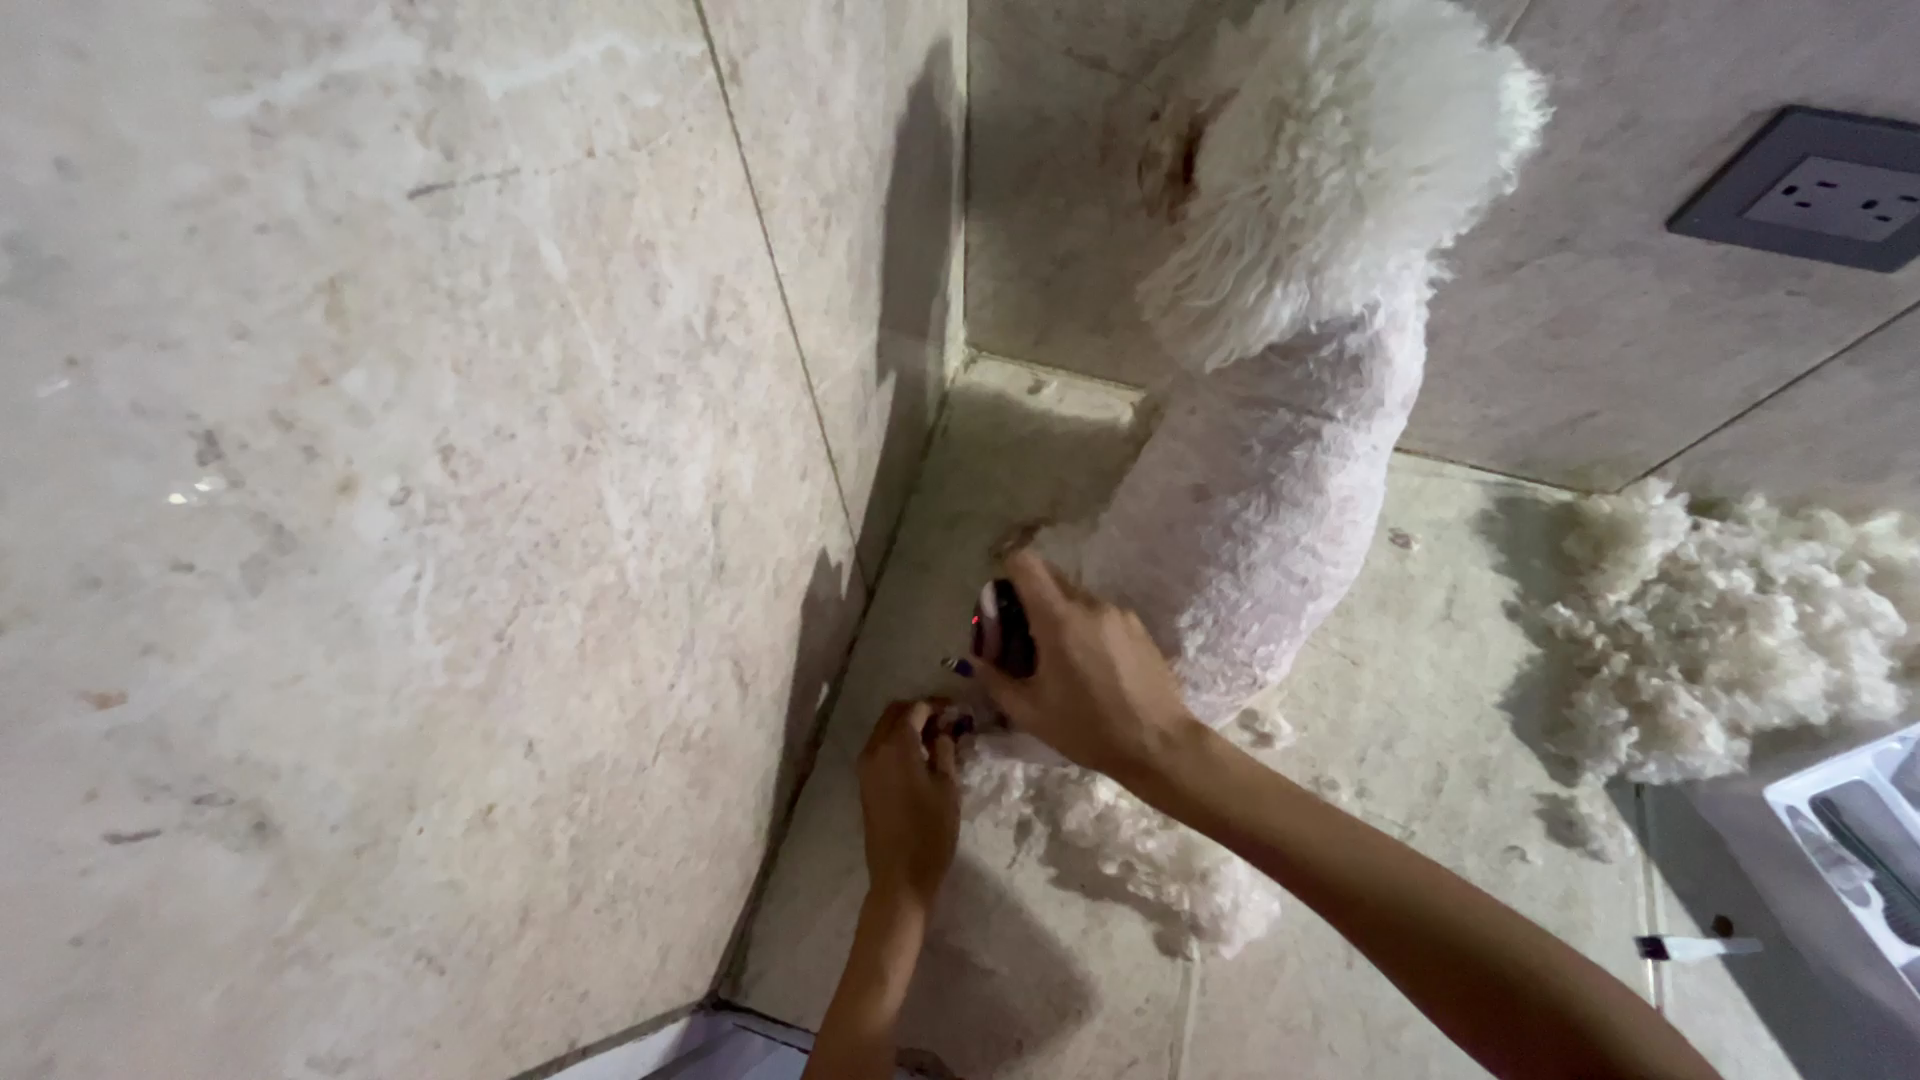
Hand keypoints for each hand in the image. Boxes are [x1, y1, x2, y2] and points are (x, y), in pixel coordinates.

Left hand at [857, 700, 960, 906]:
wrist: (900, 877)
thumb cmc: (930, 832)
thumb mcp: (947, 787)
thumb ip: (945, 750)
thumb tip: (944, 730)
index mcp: (895, 746)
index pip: (915, 709)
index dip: (937, 705)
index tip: (957, 709)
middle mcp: (874, 750)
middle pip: (894, 713)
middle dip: (919, 710)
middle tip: (947, 720)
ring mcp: (865, 767)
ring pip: (884, 730)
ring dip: (907, 726)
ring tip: (936, 738)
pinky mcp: (865, 783)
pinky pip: (880, 748)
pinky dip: (898, 742)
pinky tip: (920, 756)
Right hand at [973, 549, 1201, 778]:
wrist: (1159, 745)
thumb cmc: (1088, 729)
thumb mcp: (1030, 712)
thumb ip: (994, 679)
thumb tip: (974, 659)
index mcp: (1059, 618)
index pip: (1025, 563)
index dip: (1007, 574)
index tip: (1002, 607)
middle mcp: (1090, 604)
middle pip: (1050, 577)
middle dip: (1030, 599)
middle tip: (1024, 640)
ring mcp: (1119, 613)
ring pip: (1076, 598)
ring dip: (1060, 616)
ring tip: (1060, 660)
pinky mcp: (1139, 626)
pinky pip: (1100, 614)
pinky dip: (1086, 628)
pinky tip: (1091, 667)